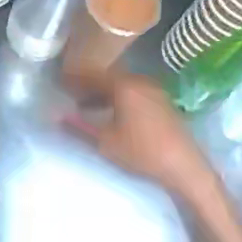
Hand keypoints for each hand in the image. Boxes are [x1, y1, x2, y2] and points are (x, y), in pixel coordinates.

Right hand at [69, 74, 228, 211]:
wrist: (183, 166)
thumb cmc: (140, 151)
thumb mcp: (104, 141)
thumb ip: (79, 127)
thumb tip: (59, 117)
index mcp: (125, 86)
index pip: (94, 75)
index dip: (76, 80)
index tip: (61, 86)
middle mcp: (141, 82)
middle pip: (110, 78)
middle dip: (90, 86)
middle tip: (72, 96)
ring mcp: (155, 91)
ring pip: (123, 85)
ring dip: (105, 93)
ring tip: (88, 106)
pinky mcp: (163, 103)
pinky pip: (135, 93)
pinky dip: (119, 98)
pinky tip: (112, 113)